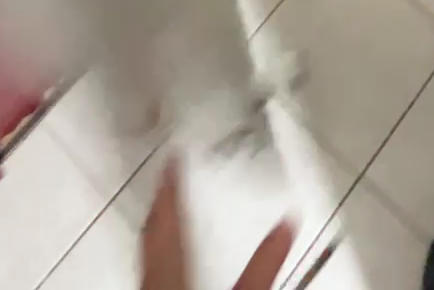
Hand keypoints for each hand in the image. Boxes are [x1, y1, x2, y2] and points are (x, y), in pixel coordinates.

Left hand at [141, 160, 295, 289]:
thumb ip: (265, 266)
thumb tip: (289, 222)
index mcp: (176, 277)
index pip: (171, 223)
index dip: (171, 186)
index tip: (172, 157)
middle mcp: (155, 283)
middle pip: (151, 239)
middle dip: (160, 205)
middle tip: (166, 175)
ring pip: (145, 258)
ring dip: (156, 230)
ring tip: (163, 206)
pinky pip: (147, 275)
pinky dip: (155, 255)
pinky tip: (163, 257)